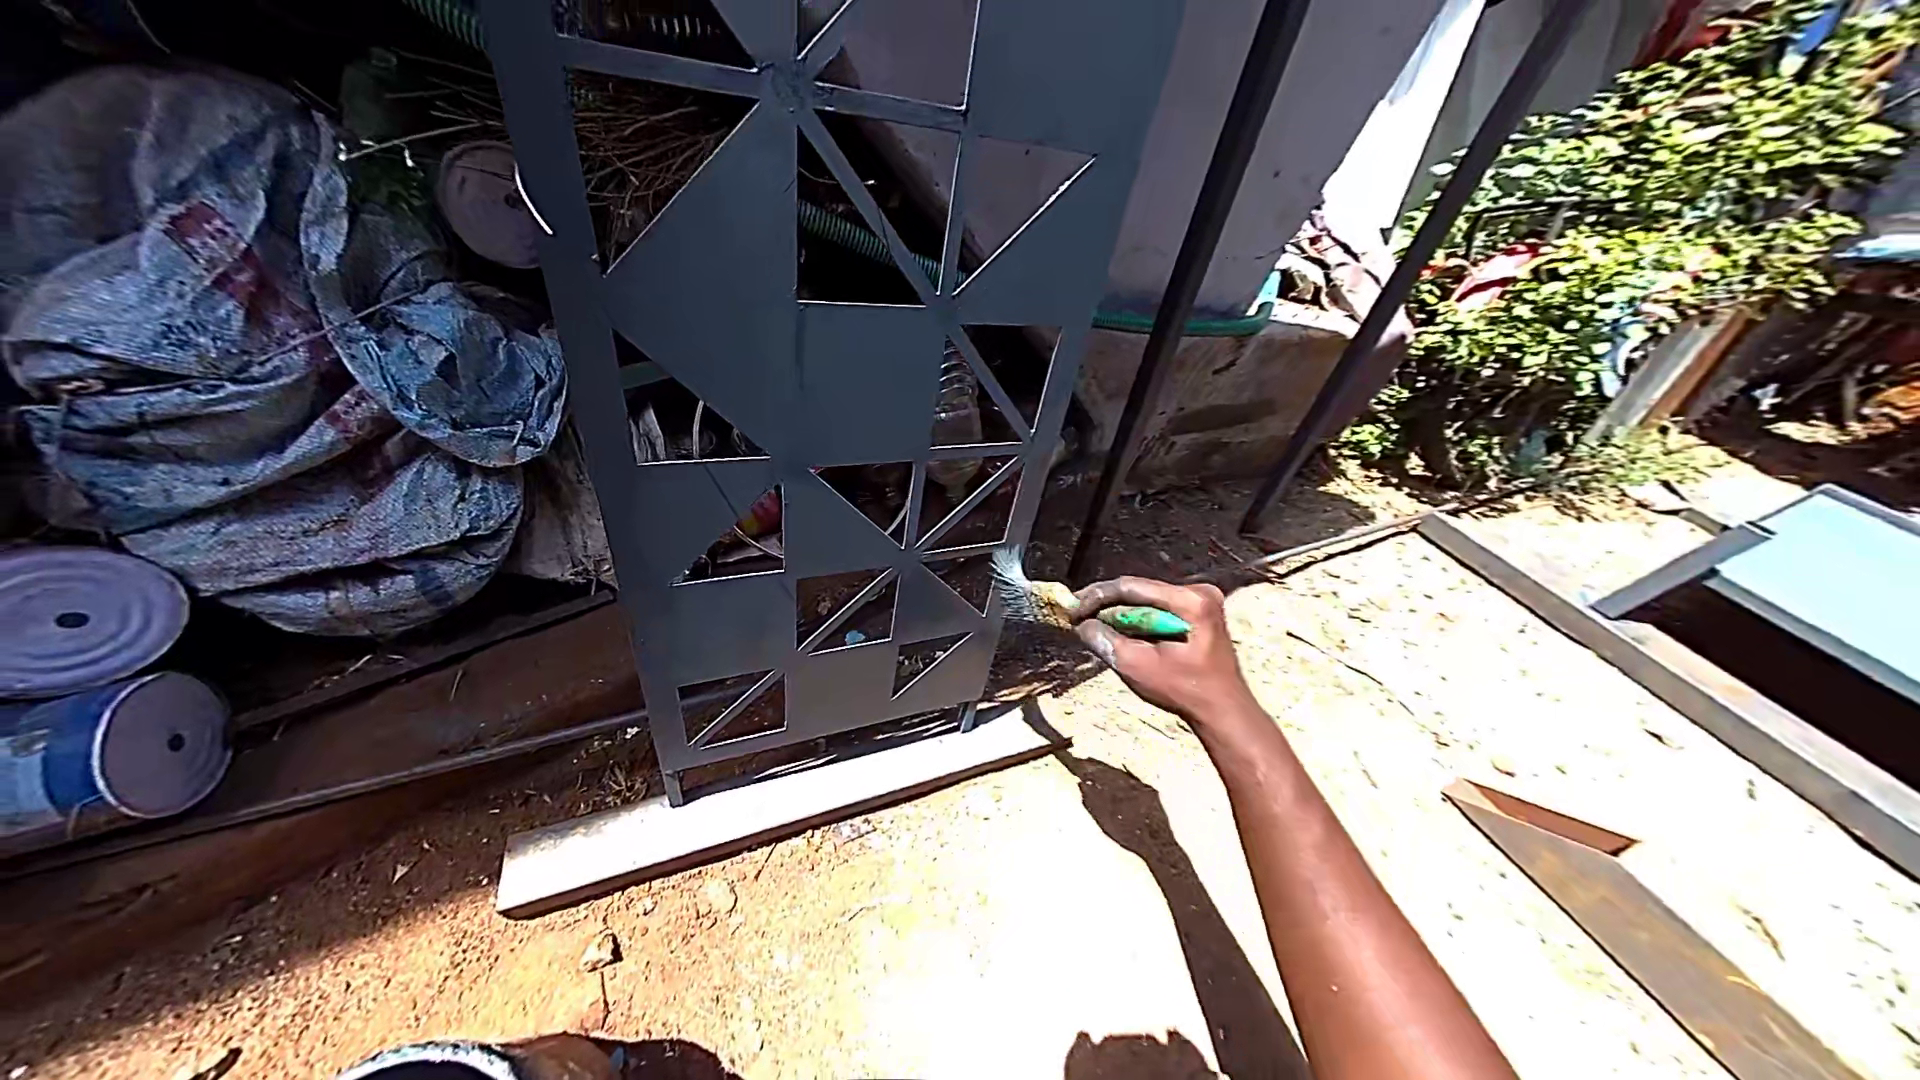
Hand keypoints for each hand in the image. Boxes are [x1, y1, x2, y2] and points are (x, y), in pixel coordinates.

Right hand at [1072, 577, 1262, 731]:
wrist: (1223, 711)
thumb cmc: (1186, 692)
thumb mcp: (1137, 666)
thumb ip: (1106, 640)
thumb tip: (1083, 625)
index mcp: (1191, 601)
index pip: (1131, 587)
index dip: (1097, 597)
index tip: (1073, 610)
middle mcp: (1199, 592)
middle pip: (1139, 590)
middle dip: (1105, 604)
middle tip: (1077, 616)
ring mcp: (1201, 601)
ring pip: (1145, 599)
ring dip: (1118, 612)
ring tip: (1090, 622)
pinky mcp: (1198, 612)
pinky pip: (1157, 607)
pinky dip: (1135, 618)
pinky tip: (1115, 628)